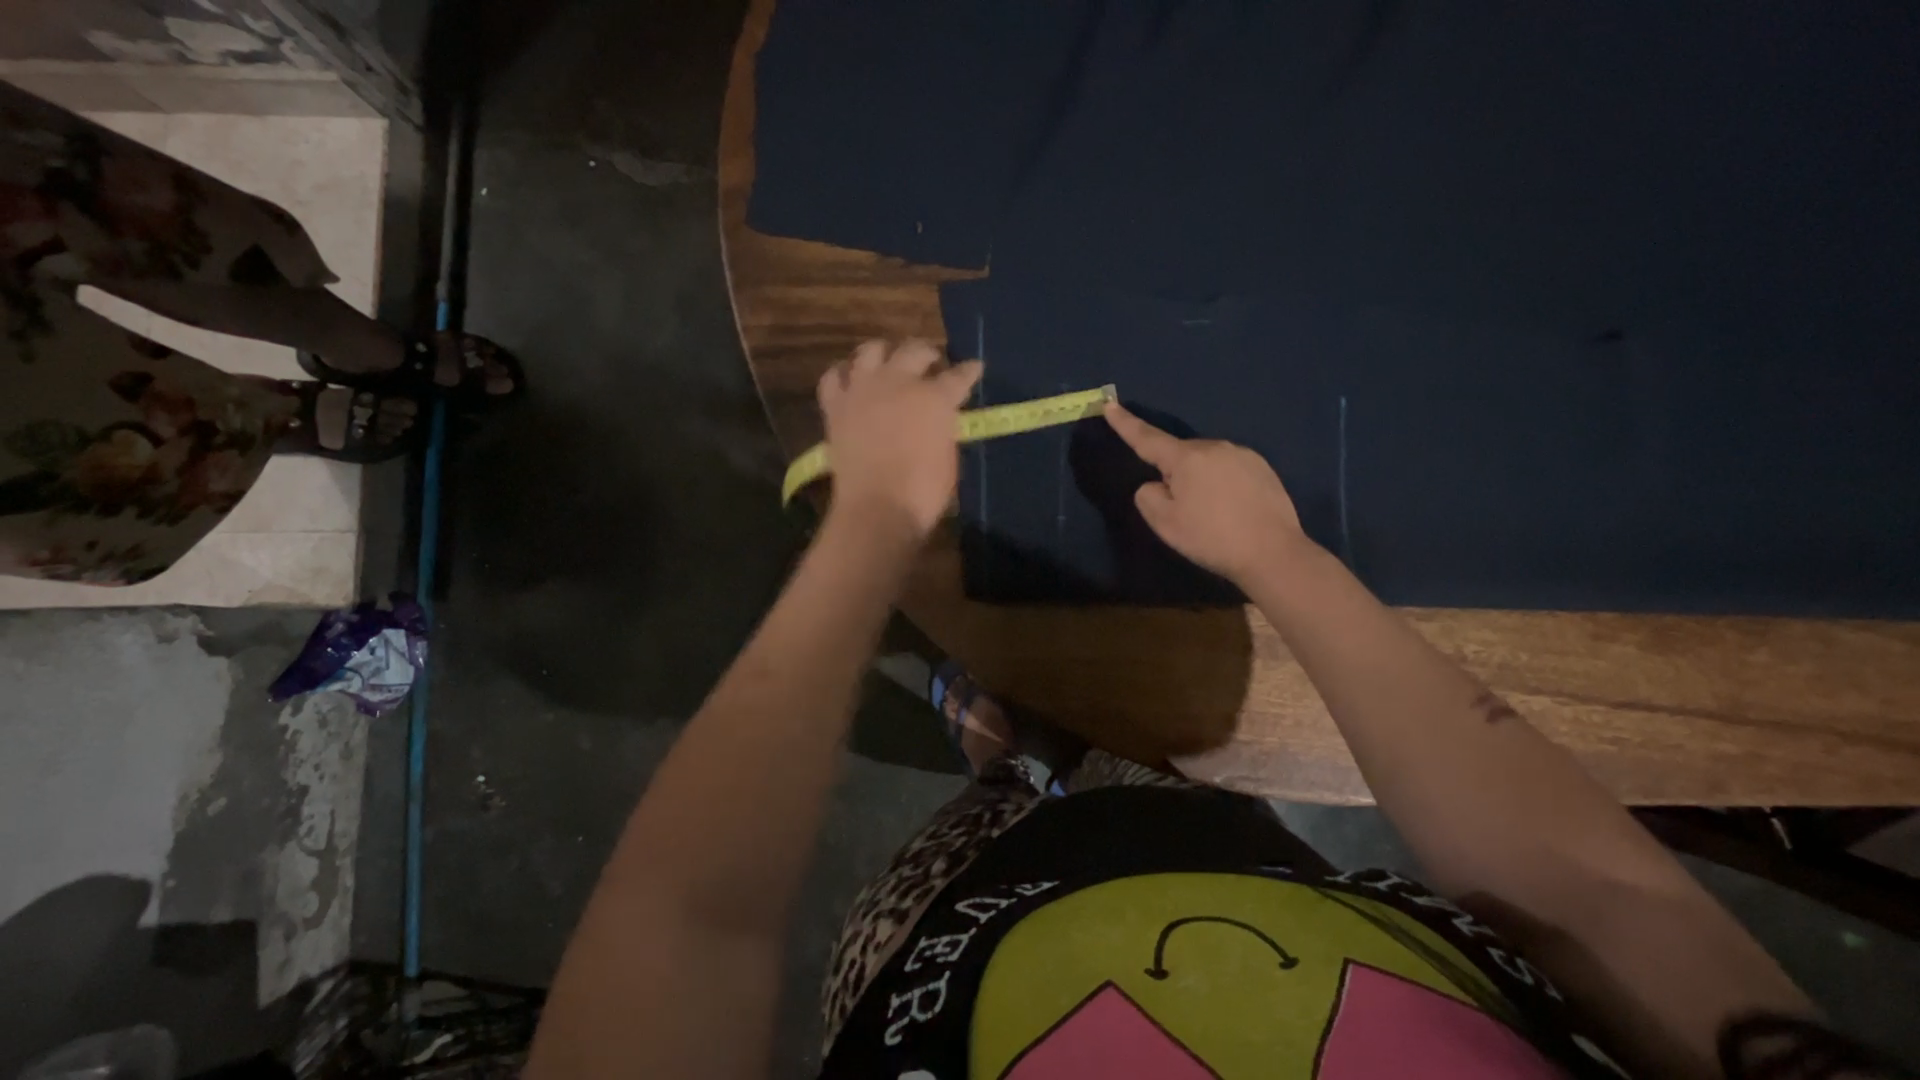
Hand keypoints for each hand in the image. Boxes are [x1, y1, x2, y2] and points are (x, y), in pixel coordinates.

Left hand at [819, 339, 981, 537]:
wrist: (877, 507)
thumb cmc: (923, 490)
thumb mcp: (949, 456)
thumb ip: (945, 428)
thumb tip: (940, 419)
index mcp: (934, 397)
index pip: (958, 375)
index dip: (969, 371)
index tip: (974, 368)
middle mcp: (898, 382)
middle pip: (914, 351)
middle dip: (927, 353)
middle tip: (932, 361)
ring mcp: (863, 389)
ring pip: (871, 350)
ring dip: (884, 352)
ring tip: (889, 362)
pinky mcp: (836, 405)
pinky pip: (833, 376)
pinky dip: (843, 374)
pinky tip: (851, 379)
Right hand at [1104, 402, 1312, 584]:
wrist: (1272, 552)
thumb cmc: (1212, 538)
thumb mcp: (1165, 523)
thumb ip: (1148, 496)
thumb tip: (1156, 484)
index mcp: (1186, 458)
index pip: (1147, 437)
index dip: (1125, 423)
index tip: (1109, 404)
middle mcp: (1215, 447)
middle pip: (1181, 455)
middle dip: (1175, 474)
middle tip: (1183, 510)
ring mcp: (1243, 455)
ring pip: (1207, 462)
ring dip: (1201, 480)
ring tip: (1212, 514)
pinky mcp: (1263, 468)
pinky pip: (1230, 470)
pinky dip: (1224, 486)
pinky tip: (1233, 511)